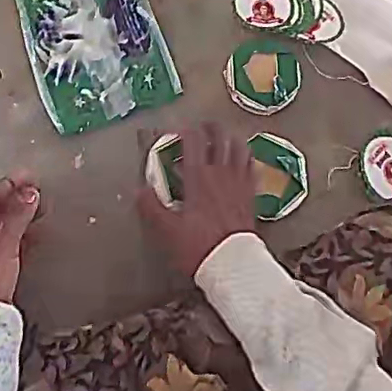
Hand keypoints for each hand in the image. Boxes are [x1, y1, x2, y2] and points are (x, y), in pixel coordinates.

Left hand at [0, 176, 41, 302]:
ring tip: (38, 202)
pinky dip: (23, 228)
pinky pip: (11, 237)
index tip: (27, 177)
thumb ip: (17, 218)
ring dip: (20, 211)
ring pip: (3, 223)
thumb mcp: (3, 245)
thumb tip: (30, 192)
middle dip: (14, 195)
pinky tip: (34, 229)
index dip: (7, 186)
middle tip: (35, 185)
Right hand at [137, 123, 255, 276]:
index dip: (184, 130)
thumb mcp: (167, 229)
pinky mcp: (251, 192)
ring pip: (239, 147)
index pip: (193, 140)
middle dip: (210, 127)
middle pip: (219, 137)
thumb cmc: (199, 246)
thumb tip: (140, 189)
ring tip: (223, 138)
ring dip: (230, 138)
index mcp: (198, 177)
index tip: (175, 132)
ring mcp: (240, 180)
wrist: (233, 262)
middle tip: (201, 127)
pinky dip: (246, 156)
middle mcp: (221, 172)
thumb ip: (151, 206)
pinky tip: (242, 159)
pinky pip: (251, 165)